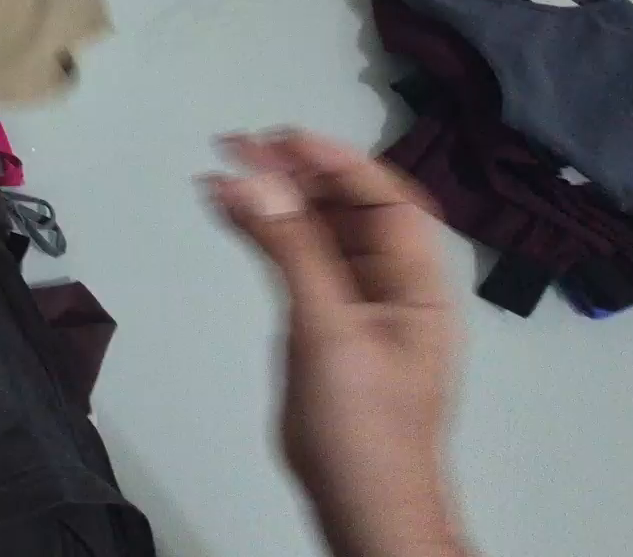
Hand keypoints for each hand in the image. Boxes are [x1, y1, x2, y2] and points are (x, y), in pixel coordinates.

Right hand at [204, 130, 471, 556]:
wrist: (356, 495)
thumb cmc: (362, 420)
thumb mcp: (331, 328)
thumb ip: (292, 250)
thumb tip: (252, 182)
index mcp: (414, 285)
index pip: (386, 203)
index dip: (340, 163)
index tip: (282, 138)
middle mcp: (382, 282)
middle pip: (342, 208)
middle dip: (293, 171)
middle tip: (236, 143)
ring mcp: (344, 297)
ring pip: (307, 227)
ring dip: (266, 195)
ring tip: (218, 166)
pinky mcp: (310, 313)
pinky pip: (282, 253)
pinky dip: (252, 226)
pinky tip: (221, 206)